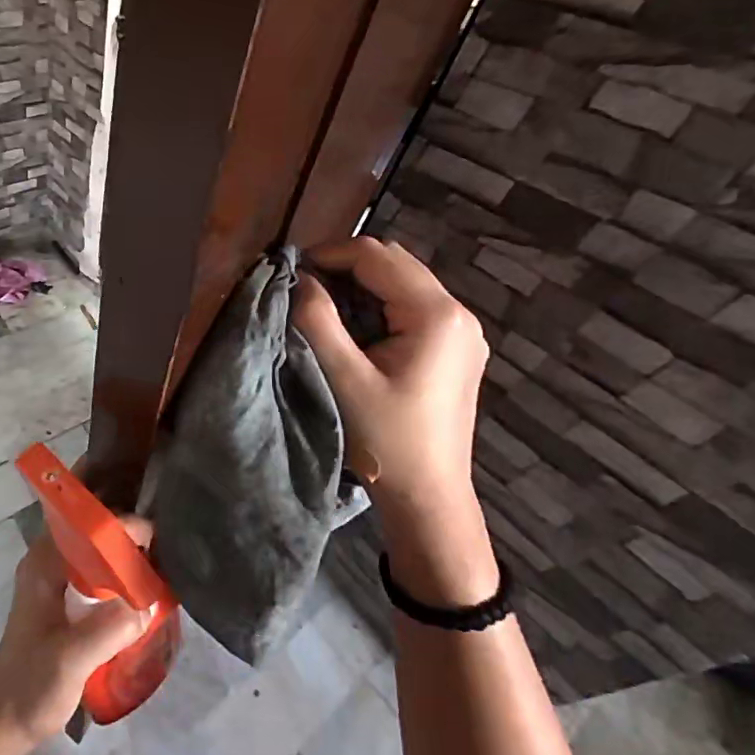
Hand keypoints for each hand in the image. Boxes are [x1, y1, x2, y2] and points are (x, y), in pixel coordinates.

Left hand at [0, 516, 153, 741]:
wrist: (4, 723)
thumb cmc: (31, 686)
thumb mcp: (71, 659)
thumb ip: (110, 629)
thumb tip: (150, 604)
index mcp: (45, 562)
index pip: (88, 524)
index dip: (124, 527)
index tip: (157, 543)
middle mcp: (48, 561)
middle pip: (96, 534)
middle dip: (129, 542)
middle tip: (165, 558)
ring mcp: (54, 580)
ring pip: (98, 554)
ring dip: (126, 561)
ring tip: (160, 574)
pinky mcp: (63, 600)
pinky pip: (97, 575)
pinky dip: (118, 580)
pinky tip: (141, 597)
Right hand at [293, 237, 498, 602]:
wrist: (429, 500)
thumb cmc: (387, 442)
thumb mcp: (344, 378)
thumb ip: (317, 320)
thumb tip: (299, 278)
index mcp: (436, 313)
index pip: (375, 256)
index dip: (329, 255)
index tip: (293, 274)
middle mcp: (458, 312)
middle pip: (394, 263)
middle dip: (346, 268)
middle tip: (307, 292)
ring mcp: (462, 332)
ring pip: (404, 283)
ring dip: (363, 287)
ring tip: (327, 311)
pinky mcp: (457, 350)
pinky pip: (414, 307)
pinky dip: (381, 306)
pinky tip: (358, 331)